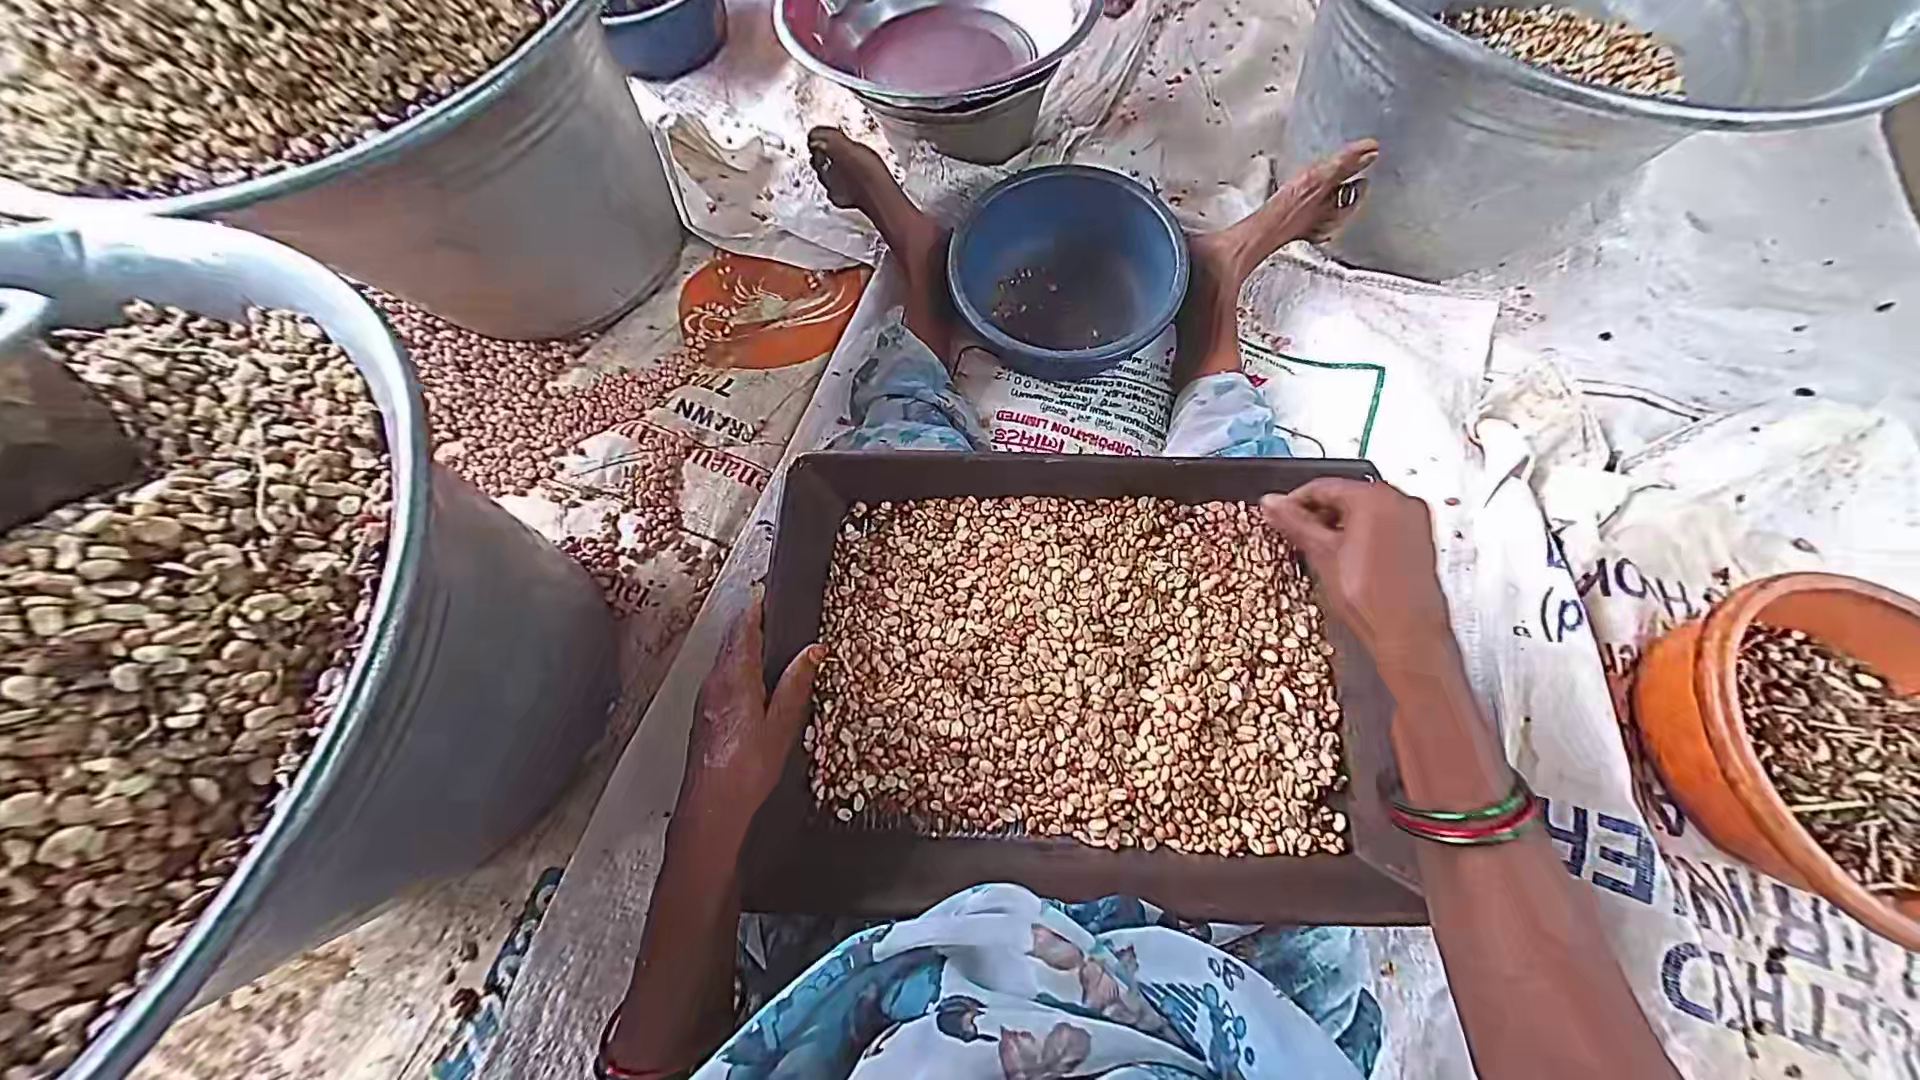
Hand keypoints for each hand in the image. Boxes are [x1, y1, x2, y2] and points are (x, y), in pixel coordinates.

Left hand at [682, 590, 823, 827]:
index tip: (768, 592)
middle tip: (771, 608)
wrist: (712, 805)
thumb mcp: (782, 723)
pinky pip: (721, 672)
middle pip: (732, 637)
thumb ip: (796, 683)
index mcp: (735, 678)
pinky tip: (753, 673)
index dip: (757, 606)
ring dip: (743, 640)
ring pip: (725, 654)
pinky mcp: (705, 709)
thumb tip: (813, 652)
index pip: (744, 628)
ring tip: (766, 635)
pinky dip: (737, 660)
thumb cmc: (746, 769)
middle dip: (751, 619)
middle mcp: (716, 681)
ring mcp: (707, 695)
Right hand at [1261, 479, 1453, 666]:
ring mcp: (1413, 521)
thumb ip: (1294, 522)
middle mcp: (1400, 502)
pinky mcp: (1418, 539)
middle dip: (1315, 512)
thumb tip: (1271, 504)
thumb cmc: (1370, 596)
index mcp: (1375, 498)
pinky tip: (1341, 555)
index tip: (1278, 513)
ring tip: (1315, 546)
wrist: (1407, 632)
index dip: (1294, 500)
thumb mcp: (1320, 553)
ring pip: (1363, 511)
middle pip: (1345, 495)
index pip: (1322, 486)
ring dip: (1335, 523)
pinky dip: (1357, 534)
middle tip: (1293, 531)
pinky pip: (1380, 525)